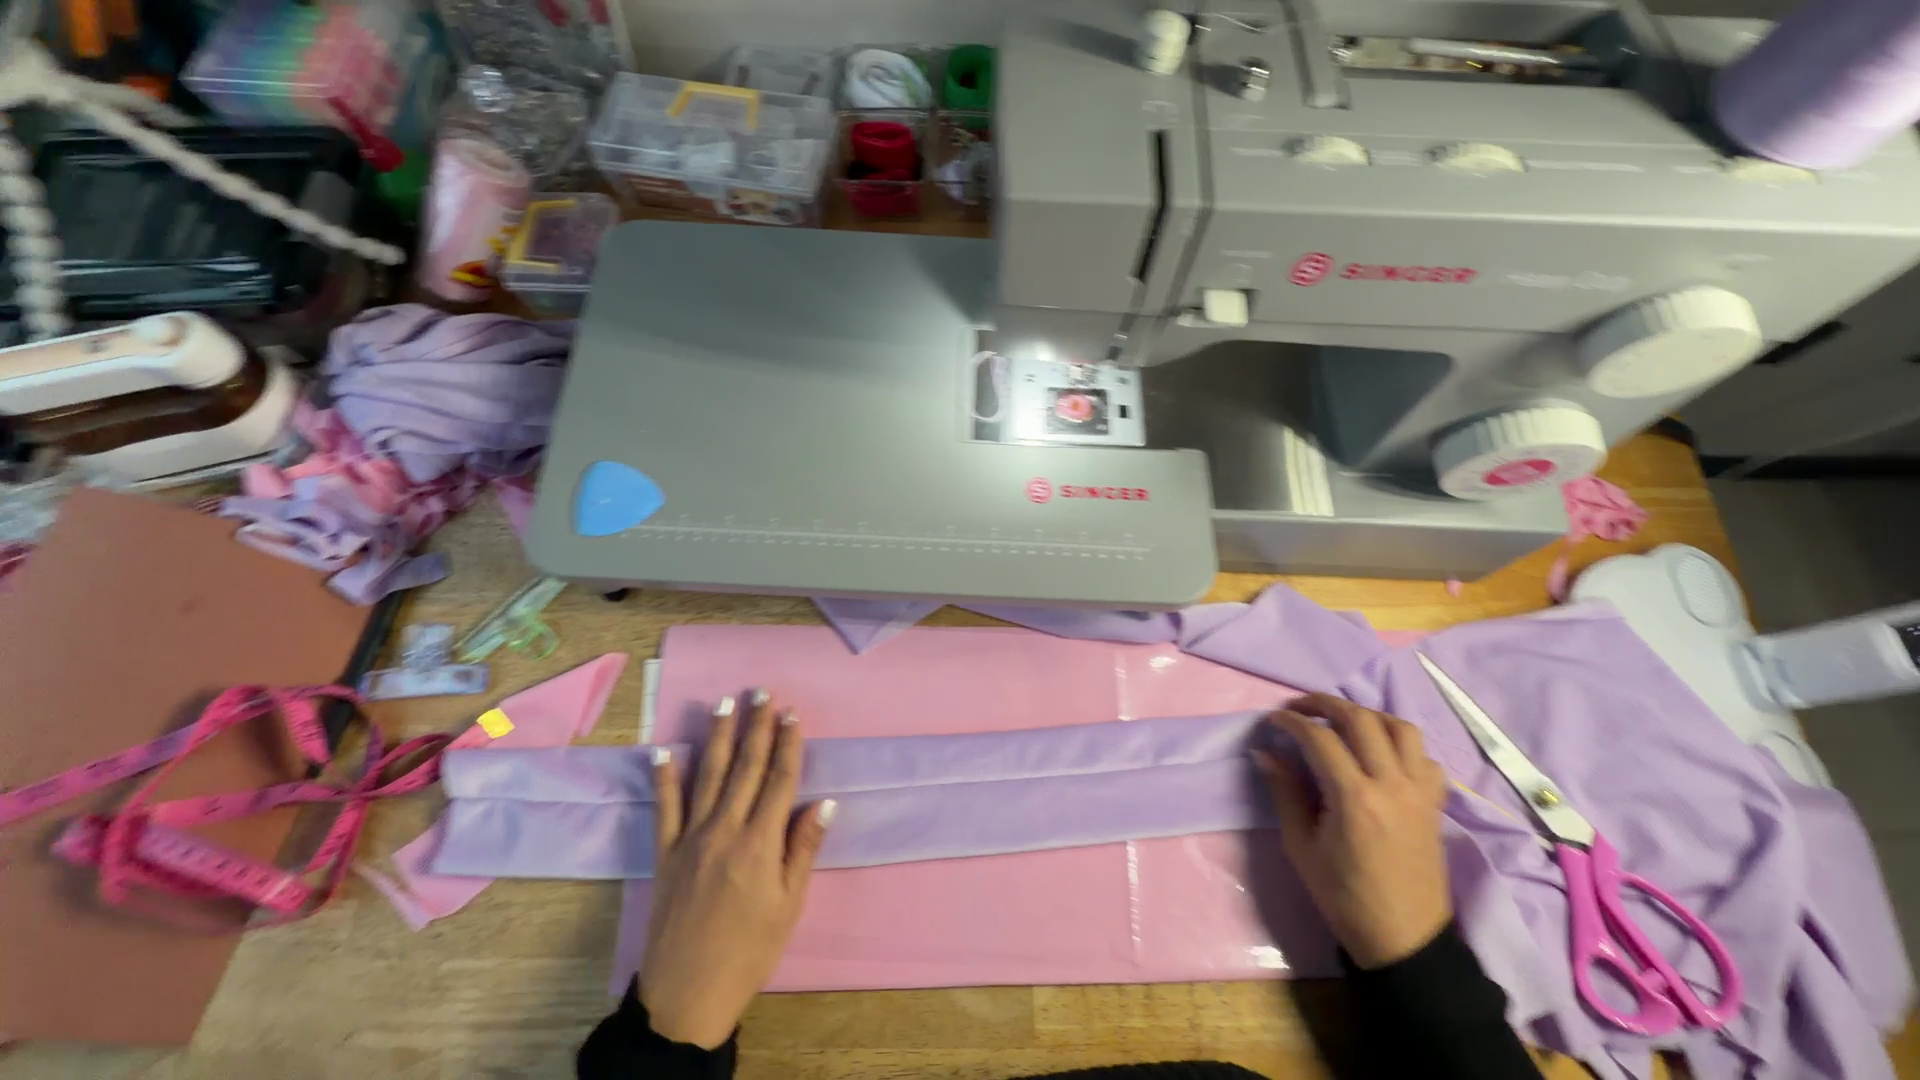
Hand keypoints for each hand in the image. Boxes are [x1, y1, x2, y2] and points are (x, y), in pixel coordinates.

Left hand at [639, 691, 834, 1047]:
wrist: (688, 992)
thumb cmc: (750, 951)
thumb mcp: (788, 905)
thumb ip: (802, 849)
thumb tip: (824, 802)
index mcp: (759, 843)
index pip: (779, 780)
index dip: (788, 744)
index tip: (792, 712)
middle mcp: (724, 830)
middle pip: (745, 768)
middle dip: (756, 727)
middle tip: (761, 692)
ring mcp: (690, 839)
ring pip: (707, 776)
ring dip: (718, 738)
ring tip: (724, 704)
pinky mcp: (665, 853)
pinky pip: (664, 807)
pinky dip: (664, 778)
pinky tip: (664, 750)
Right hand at [1254, 693, 1452, 968]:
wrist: (1402, 937)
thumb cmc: (1343, 896)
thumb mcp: (1301, 846)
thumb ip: (1285, 792)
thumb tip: (1266, 753)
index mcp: (1354, 797)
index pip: (1320, 738)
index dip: (1292, 722)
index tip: (1272, 721)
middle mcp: (1391, 784)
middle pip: (1361, 719)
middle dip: (1325, 704)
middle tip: (1299, 708)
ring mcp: (1419, 791)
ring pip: (1399, 727)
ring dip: (1366, 715)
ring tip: (1342, 722)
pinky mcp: (1434, 802)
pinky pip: (1423, 755)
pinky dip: (1400, 743)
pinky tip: (1379, 754)